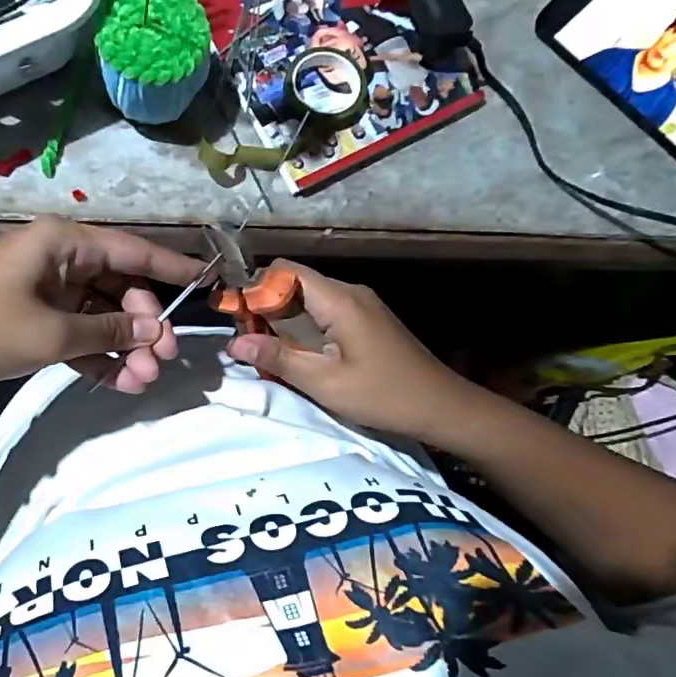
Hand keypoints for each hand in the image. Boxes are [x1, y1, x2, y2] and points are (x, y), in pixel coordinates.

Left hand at [0, 217, 206, 409]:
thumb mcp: (53, 332)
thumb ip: (111, 329)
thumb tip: (157, 329)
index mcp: (64, 242)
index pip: (132, 250)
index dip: (173, 268)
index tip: (209, 282)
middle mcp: (59, 260)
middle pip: (120, 287)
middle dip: (146, 324)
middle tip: (165, 359)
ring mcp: (46, 291)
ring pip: (102, 315)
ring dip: (125, 346)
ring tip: (143, 380)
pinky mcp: (34, 321)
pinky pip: (80, 334)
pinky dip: (99, 356)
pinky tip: (120, 382)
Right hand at [225, 261, 479, 441]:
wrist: (440, 405)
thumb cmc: (382, 394)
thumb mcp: (325, 382)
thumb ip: (279, 358)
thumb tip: (235, 342)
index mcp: (339, 299)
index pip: (285, 271)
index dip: (256, 288)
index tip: (237, 318)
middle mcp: (350, 292)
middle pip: (296, 283)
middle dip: (266, 307)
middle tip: (247, 340)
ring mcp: (362, 304)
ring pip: (310, 298)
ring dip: (285, 319)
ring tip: (267, 350)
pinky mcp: (368, 319)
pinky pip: (327, 311)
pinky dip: (305, 326)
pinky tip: (299, 353)